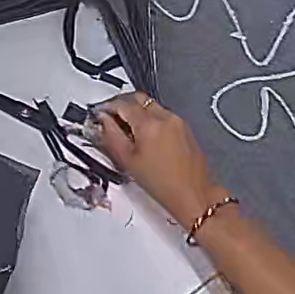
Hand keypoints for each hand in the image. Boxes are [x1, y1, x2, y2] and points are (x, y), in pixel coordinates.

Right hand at [95, 92, 231, 227]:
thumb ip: (111, 135)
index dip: (108, 108)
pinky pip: (164, 116)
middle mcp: (166, 117)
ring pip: (152, 106)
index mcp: (149, 124)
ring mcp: (178, 121)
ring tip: (132, 134)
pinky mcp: (186, 128)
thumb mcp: (127, 161)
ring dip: (139, 113)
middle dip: (124, 106)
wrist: (192, 195)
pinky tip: (148, 139)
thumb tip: (103, 120)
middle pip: (138, 99)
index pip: (122, 104)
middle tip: (114, 120)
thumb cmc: (162, 183)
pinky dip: (153, 121)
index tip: (102, 115)